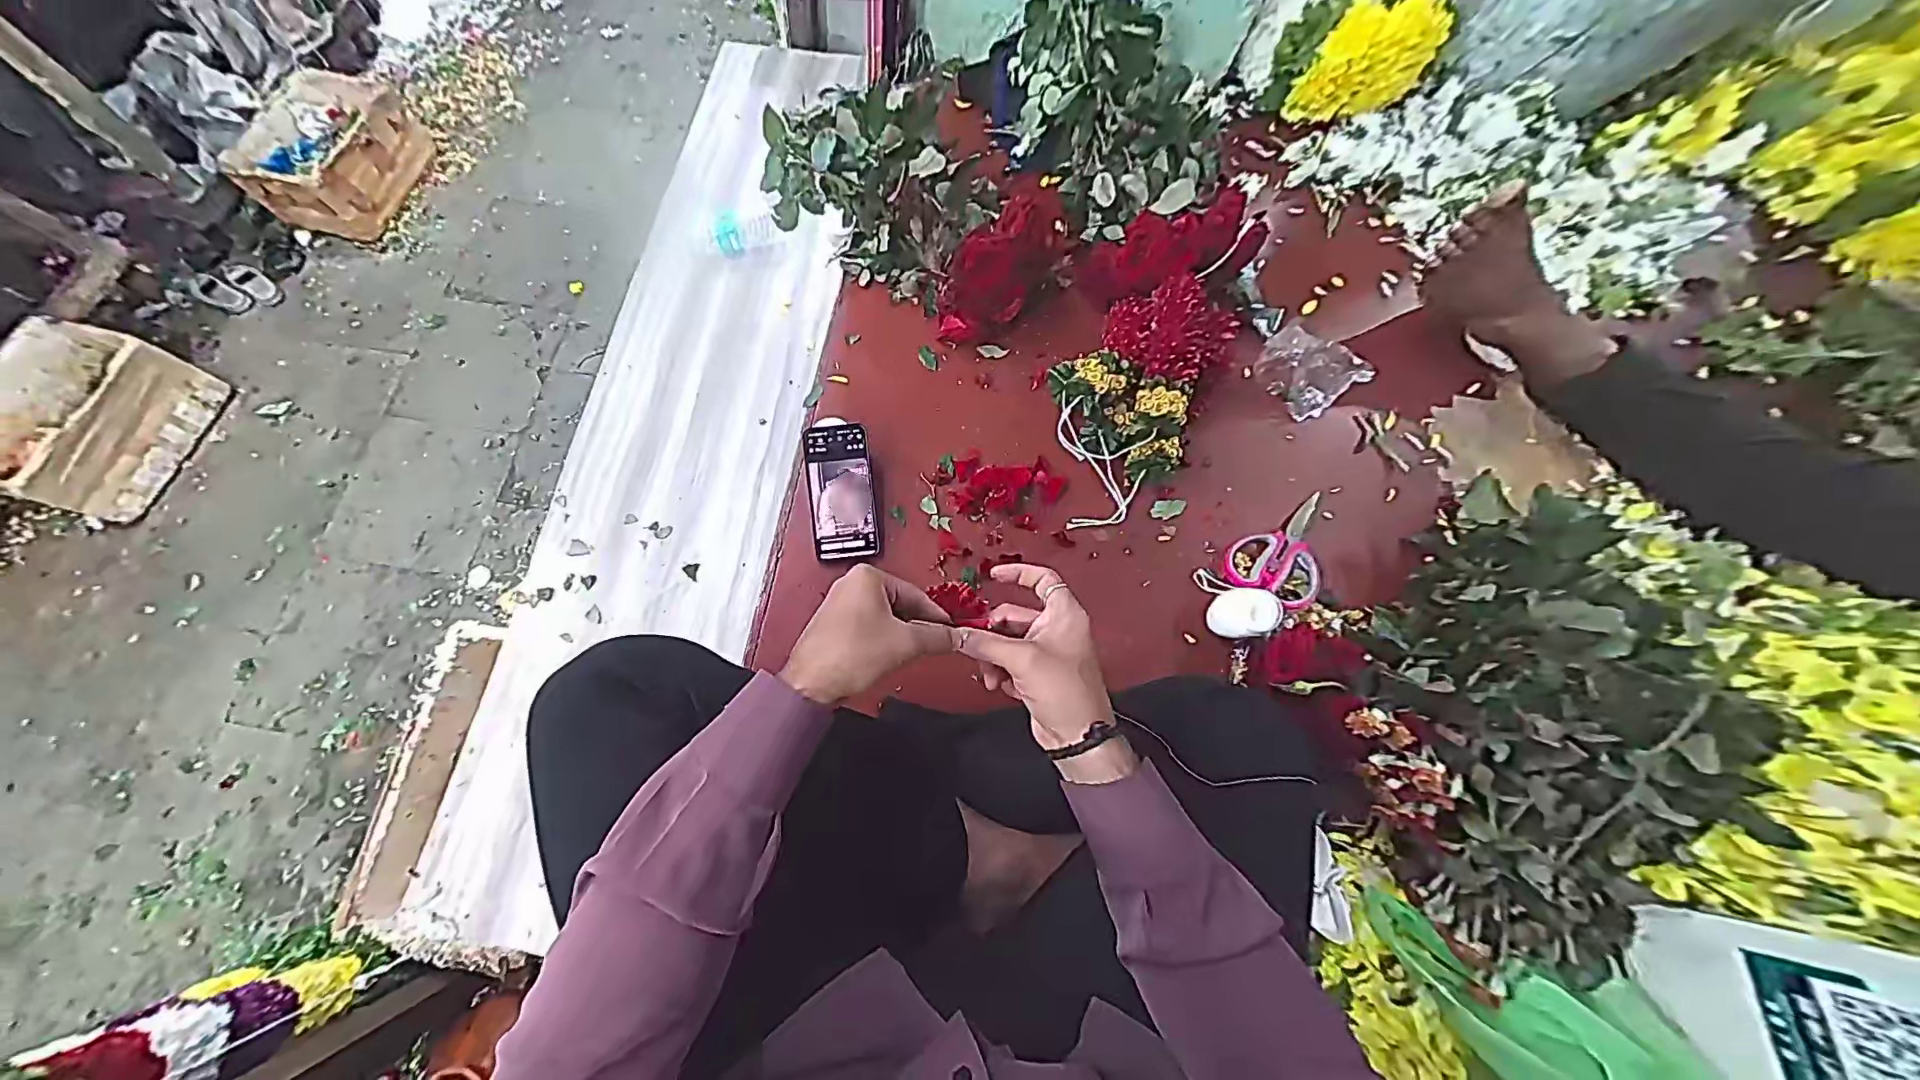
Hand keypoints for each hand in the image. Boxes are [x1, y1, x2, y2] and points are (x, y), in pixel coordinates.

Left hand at [779, 564, 954, 704]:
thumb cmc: (849, 655)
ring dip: (900, 635)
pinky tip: (885, 656)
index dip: (936, 617)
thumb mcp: (905, 643)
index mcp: (867, 576)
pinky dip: (882, 639)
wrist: (810, 684)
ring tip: (906, 654)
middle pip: (901, 605)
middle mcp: (851, 583)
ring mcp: (840, 602)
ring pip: (886, 617)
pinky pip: (869, 625)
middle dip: (916, 627)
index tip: (950, 632)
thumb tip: (957, 635)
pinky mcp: (834, 622)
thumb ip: (937, 636)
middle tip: (931, 646)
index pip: (916, 595)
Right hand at [949, 564, 1113, 750]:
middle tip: (975, 645)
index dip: (1018, 574)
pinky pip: (1009, 662)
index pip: (1042, 580)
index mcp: (1064, 614)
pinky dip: (1000, 671)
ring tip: (989, 675)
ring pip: (1007, 642)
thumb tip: (961, 634)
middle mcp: (1056, 629)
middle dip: (992, 632)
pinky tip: (1001, 685)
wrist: (1077, 735)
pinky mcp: (1036, 674)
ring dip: (992, 656)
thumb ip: (987, 643)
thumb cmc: (1066, 691)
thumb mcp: (1022, 659)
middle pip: (1013, 617)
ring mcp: (1046, 652)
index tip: (993, 576)